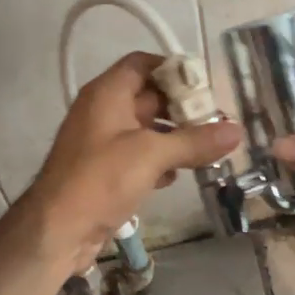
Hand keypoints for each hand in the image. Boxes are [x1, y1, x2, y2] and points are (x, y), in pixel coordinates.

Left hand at [21, 52, 242, 273]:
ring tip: (209, 148)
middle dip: (182, 108)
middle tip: (217, 121)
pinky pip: (138, 158)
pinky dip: (160, 162)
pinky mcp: (105, 173)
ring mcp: (102, 144)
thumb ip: (194, 141)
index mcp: (107, 94)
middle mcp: (103, 112)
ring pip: (146, 130)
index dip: (174, 69)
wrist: (58, 230)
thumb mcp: (152, 155)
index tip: (206, 87)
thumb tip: (236, 130)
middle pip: (149, 97)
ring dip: (175, 137)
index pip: (143, 64)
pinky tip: (180, 174)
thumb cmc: (101, 180)